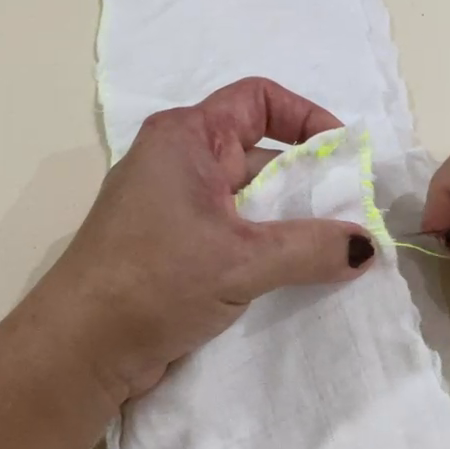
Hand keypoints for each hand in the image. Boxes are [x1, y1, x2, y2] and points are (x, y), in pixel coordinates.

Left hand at [26, 78, 375, 406]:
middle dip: (306, 182)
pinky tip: (297, 276)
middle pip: (257, 155)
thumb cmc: (154, 281)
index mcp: (185, 138)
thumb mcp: (241, 260)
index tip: (345, 155)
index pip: (257, 100)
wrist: (82, 348)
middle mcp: (178, 164)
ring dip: (288, 223)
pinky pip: (232, 237)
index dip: (306, 118)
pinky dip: (265, 250)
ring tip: (335, 251)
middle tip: (352, 215)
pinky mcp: (173, 251)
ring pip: (247, 202)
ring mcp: (172, 209)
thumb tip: (368, 247)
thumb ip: (310, 249)